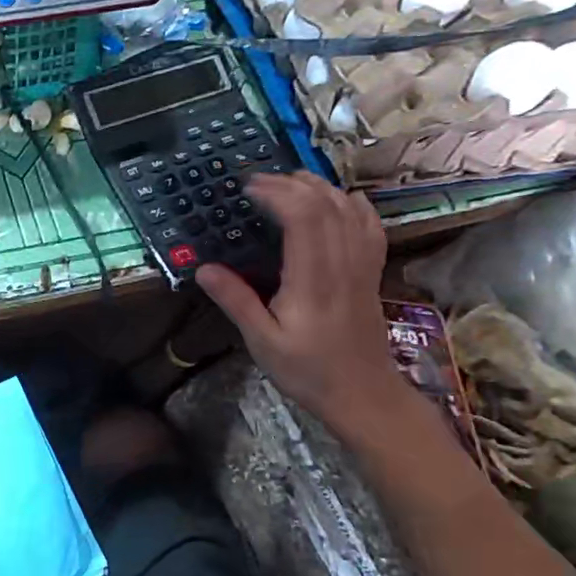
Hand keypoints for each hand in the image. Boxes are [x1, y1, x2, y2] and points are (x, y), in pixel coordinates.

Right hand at [196, 172, 405, 424]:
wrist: (363, 395)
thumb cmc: (308, 371)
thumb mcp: (262, 341)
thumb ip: (236, 301)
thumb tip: (204, 268)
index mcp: (313, 280)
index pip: (304, 218)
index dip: (277, 193)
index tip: (248, 188)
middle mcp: (342, 264)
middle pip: (326, 205)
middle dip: (292, 184)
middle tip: (260, 182)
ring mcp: (363, 266)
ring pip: (349, 210)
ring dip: (320, 187)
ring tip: (290, 180)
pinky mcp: (371, 272)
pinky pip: (370, 226)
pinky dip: (354, 204)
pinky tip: (340, 198)